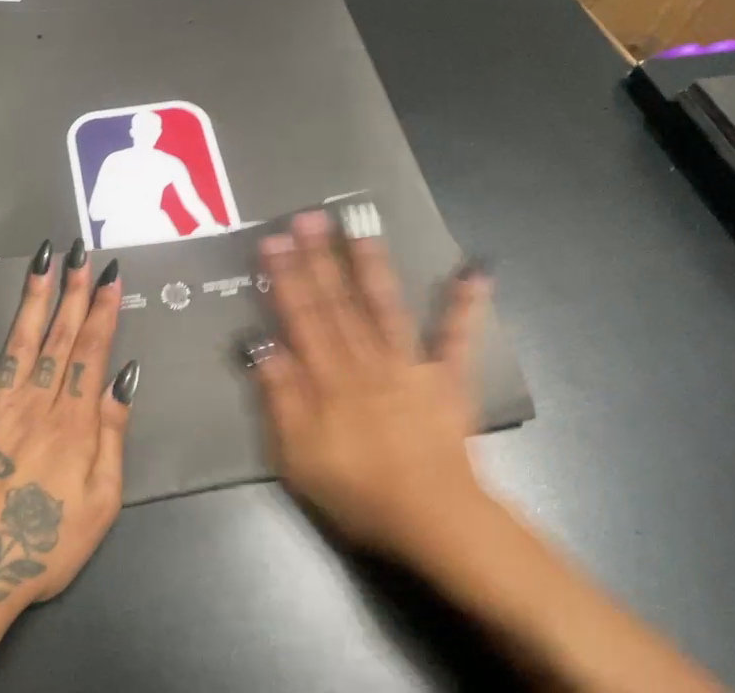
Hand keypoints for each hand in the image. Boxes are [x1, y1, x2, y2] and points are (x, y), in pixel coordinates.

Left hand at [0, 240, 138, 692]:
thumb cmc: (45, 545)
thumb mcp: (102, 501)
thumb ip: (112, 435)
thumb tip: (124, 379)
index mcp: (73, 422)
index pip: (92, 352)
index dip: (104, 311)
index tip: (111, 276)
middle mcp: (36, 402)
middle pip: (59, 337)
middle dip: (73, 291)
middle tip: (80, 252)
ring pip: (18, 340)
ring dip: (32, 298)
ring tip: (41, 261)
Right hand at [246, 209, 492, 561]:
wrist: (434, 518)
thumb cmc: (358, 490)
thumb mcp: (299, 454)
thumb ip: (281, 396)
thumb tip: (260, 343)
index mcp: (328, 379)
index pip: (301, 318)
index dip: (286, 278)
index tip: (273, 240)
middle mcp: (365, 361)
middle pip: (337, 304)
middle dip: (320, 258)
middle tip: (307, 216)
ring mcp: (408, 366)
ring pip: (384, 307)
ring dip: (371, 266)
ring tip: (359, 227)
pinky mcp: (446, 379)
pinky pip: (455, 337)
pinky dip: (464, 303)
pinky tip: (474, 269)